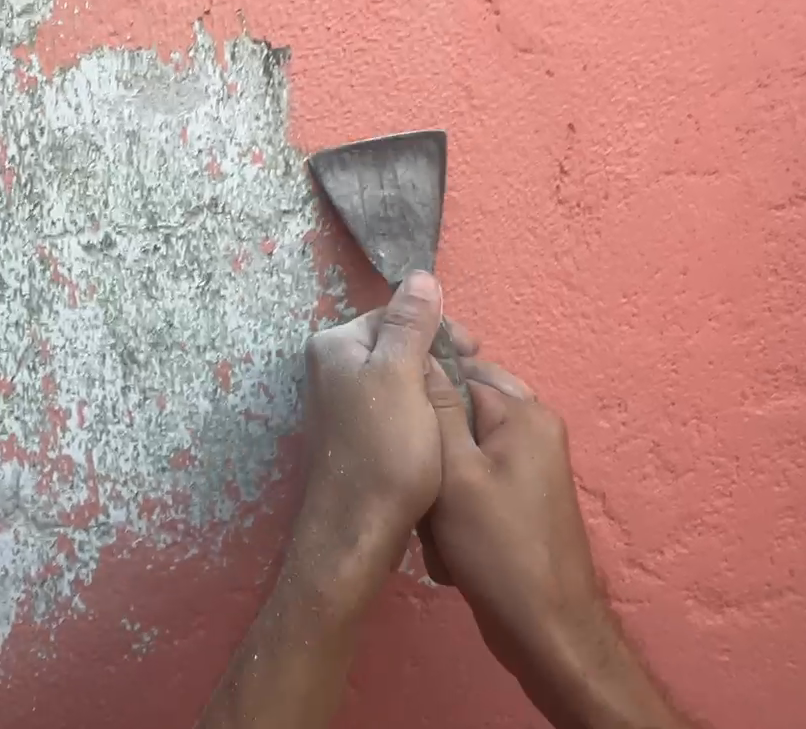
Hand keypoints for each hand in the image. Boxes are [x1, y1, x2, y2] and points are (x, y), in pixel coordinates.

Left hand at [193, 275, 449, 728]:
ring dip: (432, 383)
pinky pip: (393, 405)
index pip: (393, 314)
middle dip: (437, 355)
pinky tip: (439, 428)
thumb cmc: (384, 448)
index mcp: (335, 345)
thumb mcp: (402, 375)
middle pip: (395, 343)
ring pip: (397, 376)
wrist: (357, 529)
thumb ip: (411, 324)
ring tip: (460, 404)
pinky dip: (419, 408)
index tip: (475, 351)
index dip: (437, 327)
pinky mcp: (353, 432)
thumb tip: (421, 275)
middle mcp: (329, 367)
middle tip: (473, 378)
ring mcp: (339, 401)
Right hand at [423, 333, 689, 728]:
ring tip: (428, 500)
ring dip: (439, 467)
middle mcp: (533, 426)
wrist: (544, 628)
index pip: (458, 367)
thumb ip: (438, 408)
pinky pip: (475, 469)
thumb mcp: (454, 471)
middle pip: (461, 403)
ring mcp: (529, 460)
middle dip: (432, 431)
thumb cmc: (495, 545)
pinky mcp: (520, 490)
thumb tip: (422, 356)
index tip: (392, 412)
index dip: (421, 387)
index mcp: (523, 411)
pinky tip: (442, 523)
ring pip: (462, 440)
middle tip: (411, 462)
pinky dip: (455, 490)